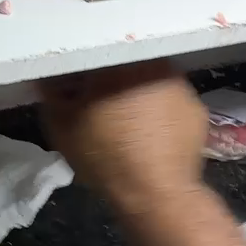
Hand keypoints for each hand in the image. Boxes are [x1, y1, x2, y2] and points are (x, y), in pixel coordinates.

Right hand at [39, 60, 208, 218]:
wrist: (154, 191)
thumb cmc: (102, 154)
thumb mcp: (60, 125)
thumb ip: (50, 93)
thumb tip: (48, 79)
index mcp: (116, 64)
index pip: (91, 54)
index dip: (78, 71)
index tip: (69, 87)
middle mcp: (153, 66)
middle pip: (124, 65)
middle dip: (108, 80)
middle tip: (95, 103)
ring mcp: (180, 86)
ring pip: (149, 81)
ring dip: (135, 94)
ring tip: (123, 121)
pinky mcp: (197, 108)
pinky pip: (169, 102)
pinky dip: (157, 112)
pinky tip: (147, 134)